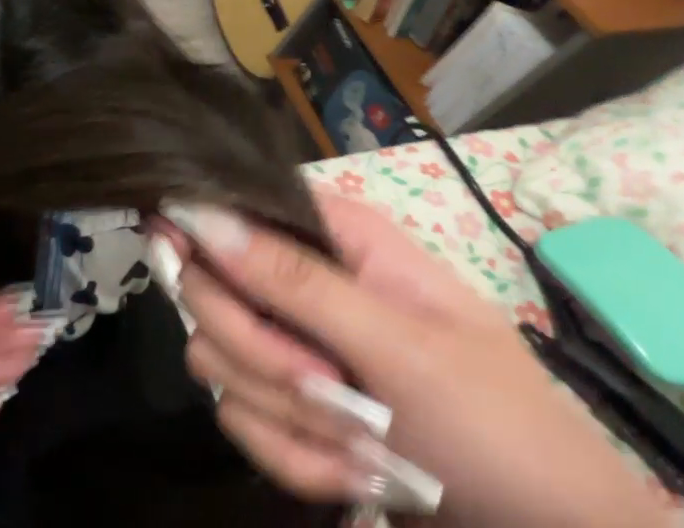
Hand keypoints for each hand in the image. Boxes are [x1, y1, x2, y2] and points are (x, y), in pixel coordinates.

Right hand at [149, 197, 667, 527]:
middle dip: (259, 352)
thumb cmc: (498, 429)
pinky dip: (292, 456)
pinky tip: (352, 476)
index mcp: (338, 241)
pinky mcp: (287, 407)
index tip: (185, 269)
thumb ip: (295, 282)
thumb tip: (197, 214)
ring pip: (216, 357)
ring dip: (285, 416)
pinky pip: (238, 416)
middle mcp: (302, 284)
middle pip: (208, 287)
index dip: (201, 234)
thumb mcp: (402, 350)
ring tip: (360, 446)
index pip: (234, 207)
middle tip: (327, 387)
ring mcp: (292, 346)